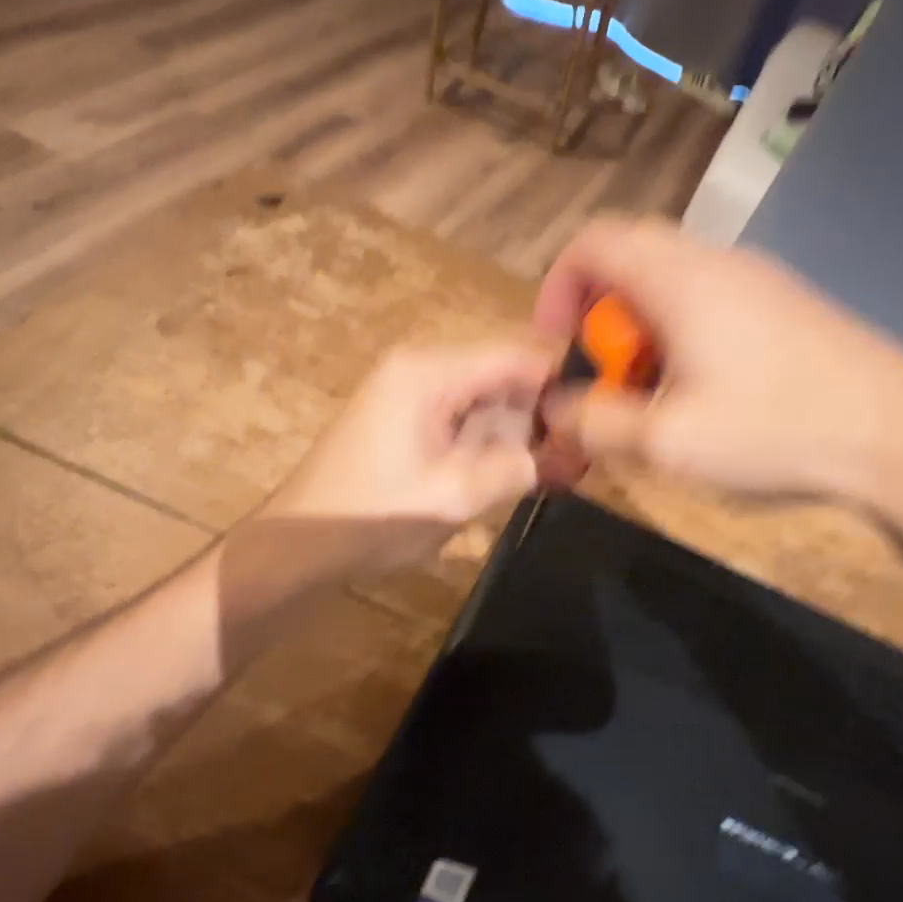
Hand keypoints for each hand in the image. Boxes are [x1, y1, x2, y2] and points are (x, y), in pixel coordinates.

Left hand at [258, 340, 557, 569]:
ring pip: (490, 402)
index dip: (564, 380)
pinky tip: (523, 472)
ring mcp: (414, 394)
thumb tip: (573, 453)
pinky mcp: (410, 420)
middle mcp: (423, 369)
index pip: (516, 355)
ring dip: (523, 435)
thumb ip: (518, 468)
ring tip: (564, 469)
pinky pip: (468, 421)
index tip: (606, 411)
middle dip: (545, 414)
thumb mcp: (454, 497)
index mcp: (429, 372)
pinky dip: (495, 445)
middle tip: (587, 454)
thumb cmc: (371, 517)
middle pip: (505, 377)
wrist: (297, 546)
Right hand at [536, 218, 902, 504]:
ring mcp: (761, 279)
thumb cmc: (774, 431)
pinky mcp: (789, 306)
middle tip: (610, 380)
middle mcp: (719, 262)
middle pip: (633, 259)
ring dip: (646, 333)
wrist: (898, 437)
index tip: (557, 347)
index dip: (558, 288)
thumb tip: (556, 409)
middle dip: (603, 318)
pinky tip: (709, 395)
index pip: (593, 242)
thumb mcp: (668, 442)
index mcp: (679, 278)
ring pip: (676, 284)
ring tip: (658, 397)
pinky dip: (686, 337)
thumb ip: (598, 422)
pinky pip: (714, 302)